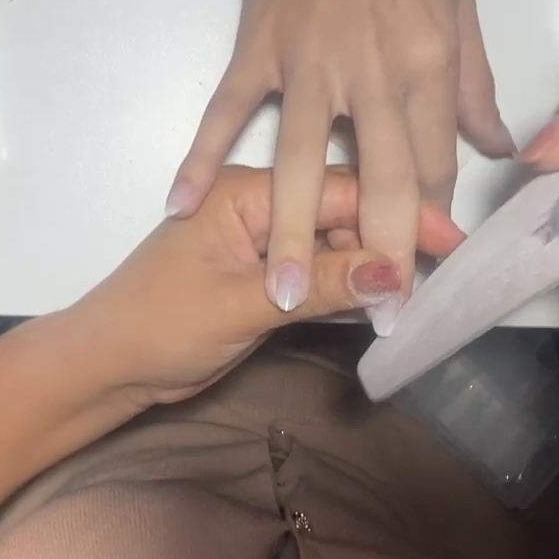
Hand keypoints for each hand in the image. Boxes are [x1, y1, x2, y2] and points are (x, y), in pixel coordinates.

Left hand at [71, 165, 461, 405]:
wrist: (111, 367)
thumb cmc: (160, 324)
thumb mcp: (241, 303)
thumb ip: (317, 287)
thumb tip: (394, 274)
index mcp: (245, 191)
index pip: (334, 192)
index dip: (393, 217)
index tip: (447, 241)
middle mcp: (261, 209)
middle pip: (340, 216)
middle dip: (387, 245)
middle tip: (441, 273)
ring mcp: (263, 247)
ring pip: (333, 249)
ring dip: (370, 271)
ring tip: (422, 290)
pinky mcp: (265, 283)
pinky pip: (317, 278)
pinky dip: (346, 292)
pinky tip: (382, 305)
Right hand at [167, 0, 512, 331]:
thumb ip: (473, 80)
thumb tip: (492, 145)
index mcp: (427, 56)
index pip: (433, 160)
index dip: (431, 221)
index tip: (425, 273)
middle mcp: (370, 69)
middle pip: (379, 178)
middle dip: (380, 254)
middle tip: (377, 321)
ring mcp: (305, 61)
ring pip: (300, 160)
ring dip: (290, 232)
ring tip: (283, 296)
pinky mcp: (255, 49)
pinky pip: (225, 110)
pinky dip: (200, 155)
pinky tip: (181, 204)